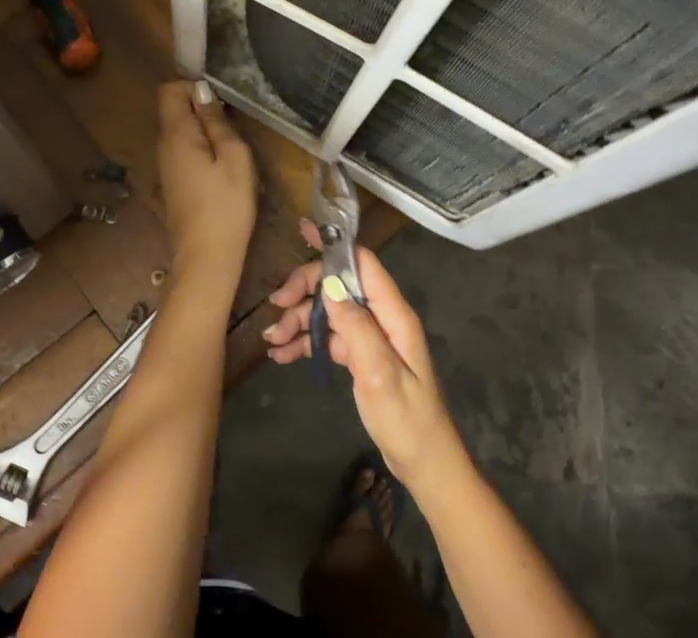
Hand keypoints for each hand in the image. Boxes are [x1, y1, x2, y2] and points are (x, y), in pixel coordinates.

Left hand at [156, 81, 255, 276]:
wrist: (206, 256)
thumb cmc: (226, 204)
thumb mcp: (233, 156)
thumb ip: (216, 121)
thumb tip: (202, 92)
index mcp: (175, 134)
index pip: (169, 90)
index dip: (193, 87)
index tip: (222, 102)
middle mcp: (163, 146)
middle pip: (174, 111)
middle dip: (201, 109)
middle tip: (234, 126)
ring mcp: (165, 166)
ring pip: (180, 133)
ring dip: (203, 132)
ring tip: (232, 148)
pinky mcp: (172, 184)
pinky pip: (183, 153)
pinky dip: (200, 150)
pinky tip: (221, 169)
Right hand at [262, 224, 468, 489]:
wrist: (424, 463)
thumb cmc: (407, 419)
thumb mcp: (379, 373)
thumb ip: (356, 326)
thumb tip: (330, 285)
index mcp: (394, 314)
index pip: (363, 264)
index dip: (333, 247)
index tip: (301, 234)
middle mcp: (383, 318)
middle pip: (340, 286)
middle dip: (306, 290)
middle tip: (276, 307)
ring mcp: (372, 338)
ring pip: (330, 312)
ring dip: (300, 320)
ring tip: (273, 340)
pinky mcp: (362, 358)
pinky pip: (329, 338)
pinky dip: (305, 341)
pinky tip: (281, 354)